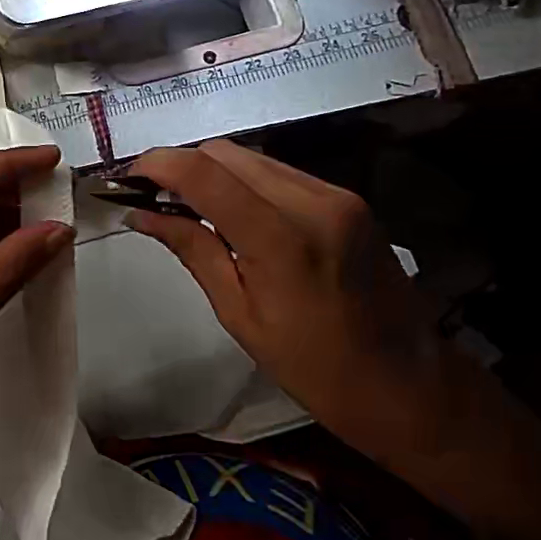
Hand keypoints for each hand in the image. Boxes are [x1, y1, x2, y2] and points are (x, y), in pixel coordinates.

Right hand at [126, 140, 446, 451]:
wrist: (414, 387)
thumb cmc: (319, 369)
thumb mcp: (241, 315)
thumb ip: (192, 249)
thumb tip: (140, 214)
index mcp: (284, 239)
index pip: (204, 173)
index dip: (157, 165)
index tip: (126, 179)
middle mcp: (313, 200)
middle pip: (224, 152)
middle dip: (180, 164)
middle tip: (152, 196)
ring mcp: (335, 194)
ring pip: (250, 156)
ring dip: (210, 170)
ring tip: (186, 203)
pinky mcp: (345, 197)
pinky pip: (276, 171)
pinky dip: (241, 180)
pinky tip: (230, 209)